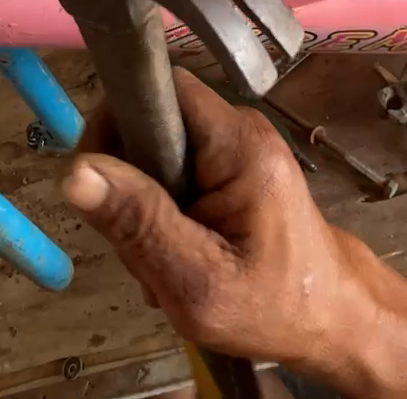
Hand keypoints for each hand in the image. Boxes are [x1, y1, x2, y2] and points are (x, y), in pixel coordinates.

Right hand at [59, 67, 382, 374]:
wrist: (332, 318)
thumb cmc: (277, 305)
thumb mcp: (199, 282)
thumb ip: (139, 223)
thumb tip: (74, 172)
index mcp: (238, 143)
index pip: (161, 87)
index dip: (119, 121)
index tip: (100, 180)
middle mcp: (238, 128)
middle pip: (151, 124)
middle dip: (128, 184)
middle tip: (138, 248)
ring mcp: (235, 145)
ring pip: (155, 153)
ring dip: (142, 208)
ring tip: (162, 262)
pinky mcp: (230, 166)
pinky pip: (173, 171)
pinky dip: (161, 213)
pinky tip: (175, 256)